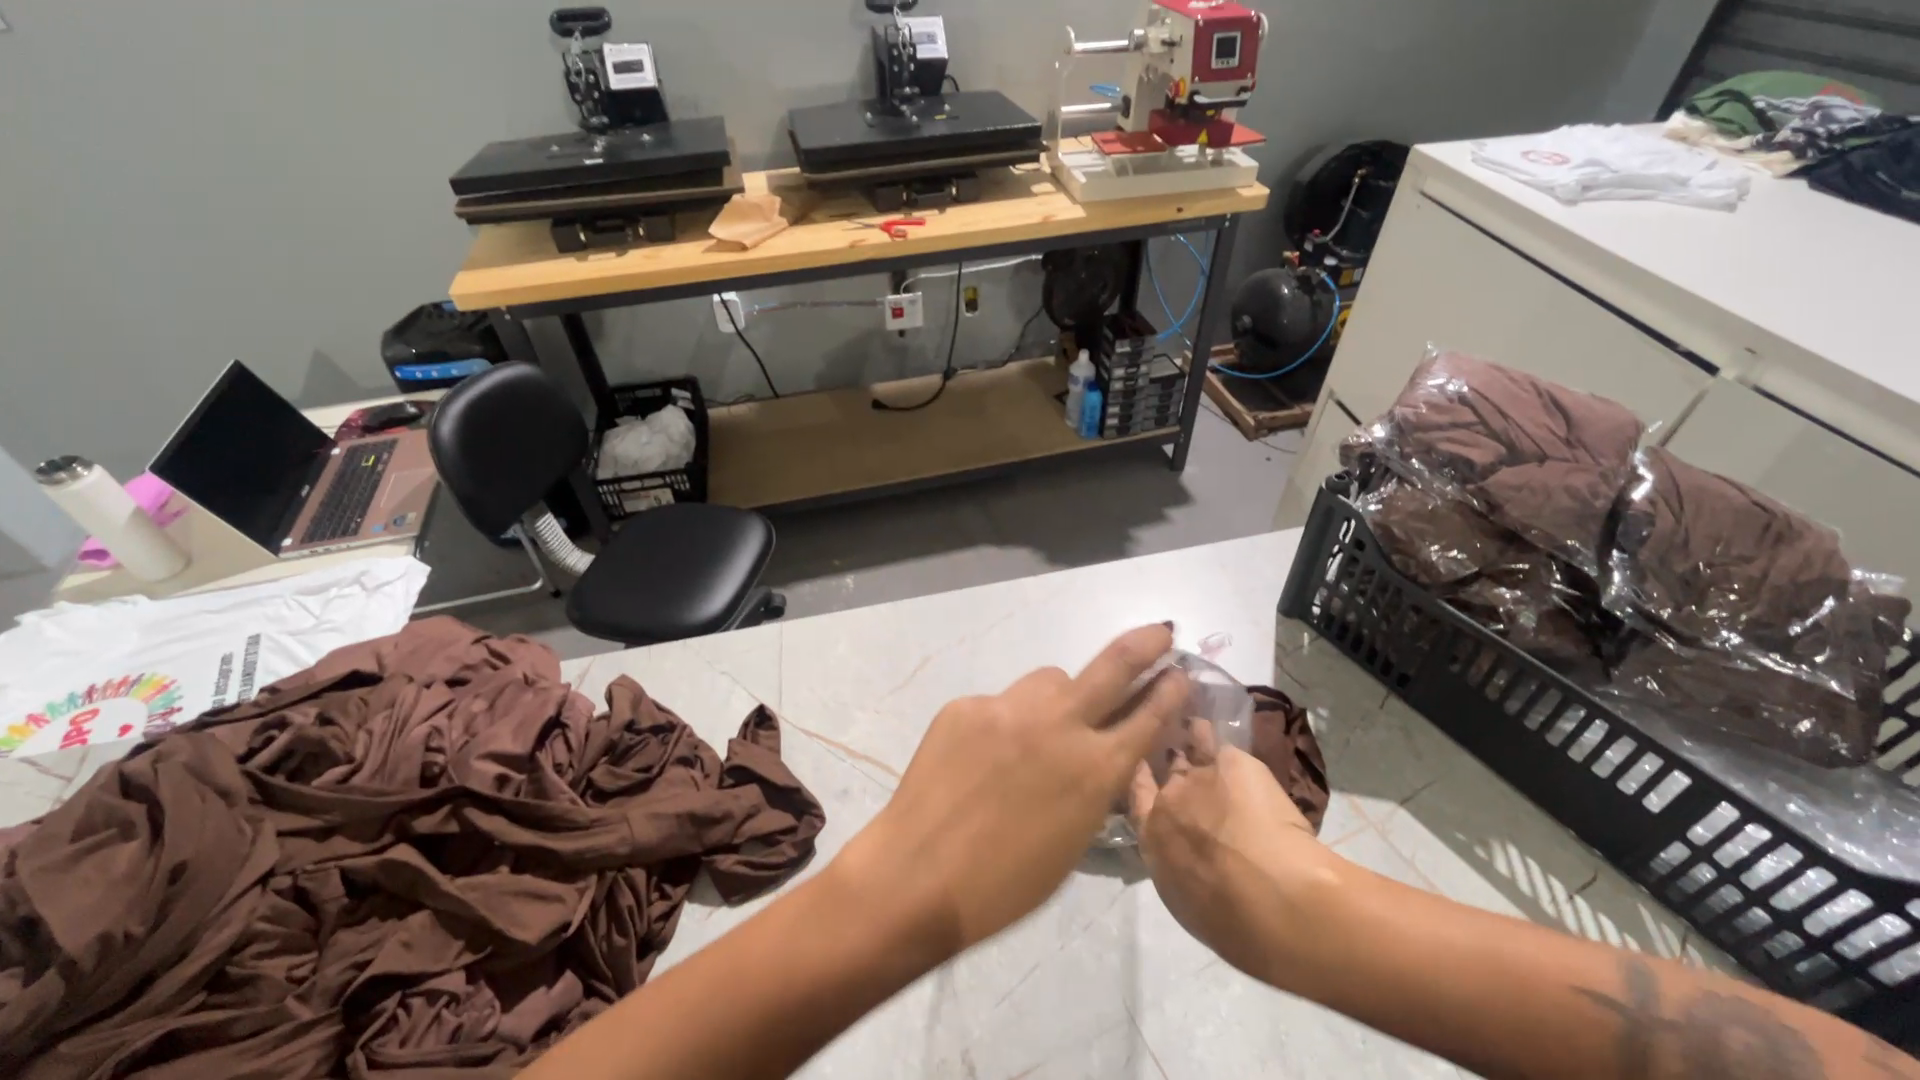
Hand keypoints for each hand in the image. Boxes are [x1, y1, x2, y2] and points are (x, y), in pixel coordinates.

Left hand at [841, 624, 1189, 955]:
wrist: (917, 876)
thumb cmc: (1005, 884)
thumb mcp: (1074, 840)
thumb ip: (1093, 787)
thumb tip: (1100, 755)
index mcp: (1096, 770)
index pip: (1149, 714)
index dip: (1170, 690)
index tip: (1179, 672)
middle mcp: (1059, 725)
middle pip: (1114, 664)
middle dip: (1146, 644)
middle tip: (1161, 632)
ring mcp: (1008, 708)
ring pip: (1049, 680)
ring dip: (1059, 696)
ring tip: (1039, 730)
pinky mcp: (965, 705)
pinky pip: (1000, 703)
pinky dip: (1004, 722)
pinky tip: (984, 756)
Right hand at [1128, 719, 1339, 980]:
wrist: (1273, 901)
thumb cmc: (1236, 924)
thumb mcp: (1195, 906)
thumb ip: (1188, 877)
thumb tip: (1196, 874)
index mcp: (1154, 847)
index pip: (1137, 804)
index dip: (1140, 784)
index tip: (1142, 769)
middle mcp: (1166, 806)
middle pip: (1160, 774)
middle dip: (1161, 759)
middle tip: (1169, 748)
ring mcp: (1195, 780)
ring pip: (1187, 751)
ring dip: (1185, 739)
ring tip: (1183, 720)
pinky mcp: (1230, 763)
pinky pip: (1215, 739)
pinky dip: (1209, 729)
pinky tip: (1208, 715)